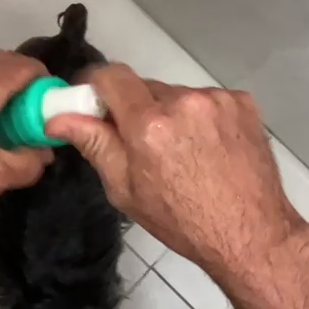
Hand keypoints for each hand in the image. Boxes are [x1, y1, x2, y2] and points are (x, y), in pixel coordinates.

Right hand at [46, 65, 306, 280]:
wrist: (251, 233)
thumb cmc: (181, 221)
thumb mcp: (125, 190)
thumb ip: (94, 144)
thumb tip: (57, 117)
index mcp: (148, 124)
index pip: (109, 75)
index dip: (94, 85)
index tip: (91, 102)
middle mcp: (182, 100)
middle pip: (142, 86)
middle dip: (134, 108)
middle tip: (139, 143)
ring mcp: (216, 99)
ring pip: (175, 93)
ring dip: (169, 113)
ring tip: (181, 151)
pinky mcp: (242, 102)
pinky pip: (205, 99)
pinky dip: (199, 116)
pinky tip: (208, 148)